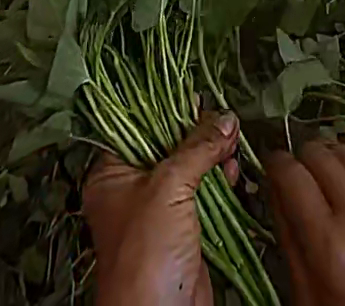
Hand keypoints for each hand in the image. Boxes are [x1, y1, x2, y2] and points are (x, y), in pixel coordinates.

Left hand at [83, 111, 240, 304]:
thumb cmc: (146, 252)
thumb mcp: (168, 186)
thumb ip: (197, 147)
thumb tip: (225, 118)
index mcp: (112, 173)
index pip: (135, 125)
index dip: (163, 106)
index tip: (189, 91)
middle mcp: (132, 188)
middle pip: (165, 144)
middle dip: (195, 129)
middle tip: (220, 114)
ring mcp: (158, 209)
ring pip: (188, 168)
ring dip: (212, 152)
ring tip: (232, 136)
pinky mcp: (183, 228)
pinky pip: (202, 193)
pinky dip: (219, 179)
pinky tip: (232, 166)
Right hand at [267, 141, 344, 305]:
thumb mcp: (305, 291)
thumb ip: (286, 230)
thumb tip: (273, 181)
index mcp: (331, 246)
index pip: (292, 174)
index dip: (276, 163)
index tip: (272, 165)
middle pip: (320, 154)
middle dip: (303, 160)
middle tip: (299, 176)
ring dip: (331, 162)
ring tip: (326, 183)